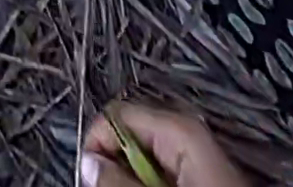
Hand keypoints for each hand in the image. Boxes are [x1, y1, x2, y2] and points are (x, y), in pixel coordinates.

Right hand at [80, 103, 247, 186]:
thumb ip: (122, 180)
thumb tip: (89, 163)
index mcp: (179, 127)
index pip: (116, 113)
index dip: (98, 142)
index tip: (91, 175)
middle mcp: (187, 131)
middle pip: (129, 133)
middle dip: (115, 161)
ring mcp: (196, 153)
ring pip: (145, 154)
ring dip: (132, 175)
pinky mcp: (203, 174)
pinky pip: (163, 168)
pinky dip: (151, 181)